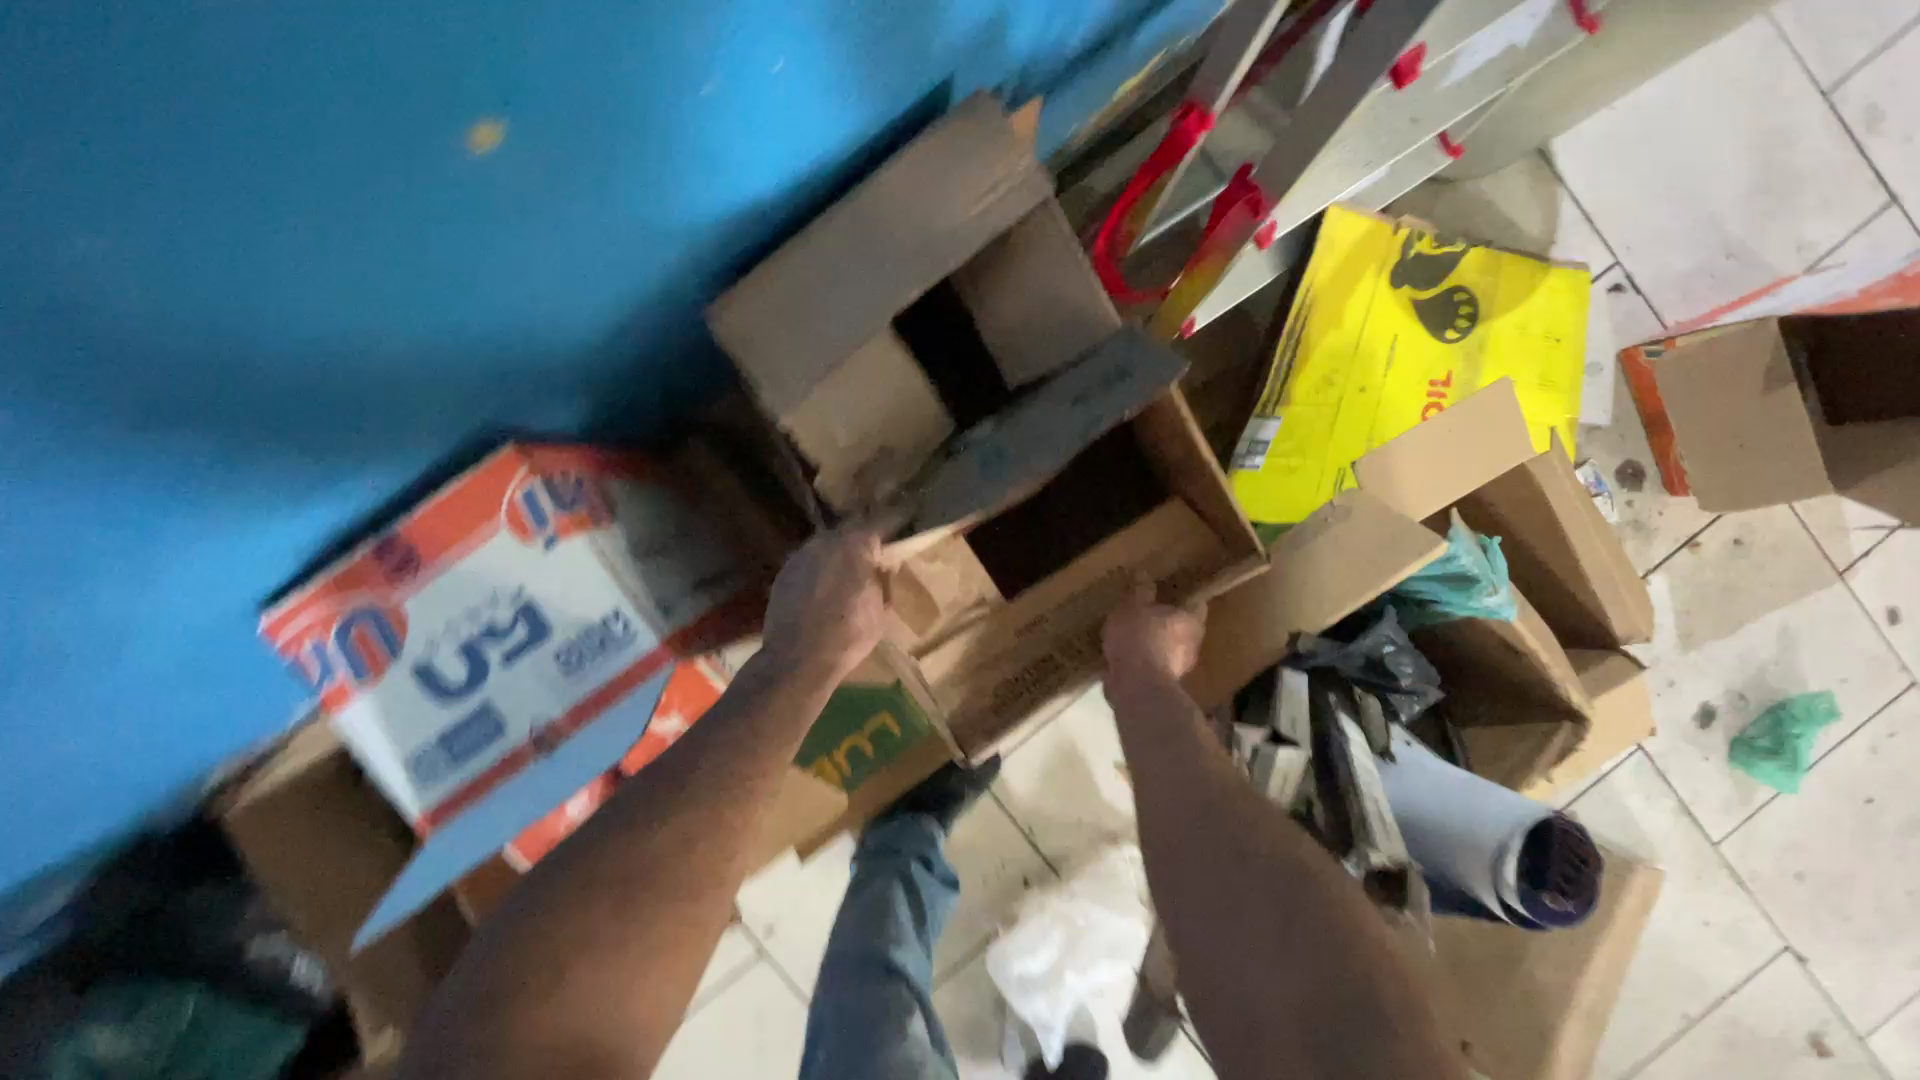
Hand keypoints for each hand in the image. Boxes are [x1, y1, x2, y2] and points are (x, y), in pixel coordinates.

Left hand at [760, 527, 887, 682]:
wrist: (797, 659)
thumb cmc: (849, 636)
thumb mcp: (882, 611)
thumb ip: (885, 581)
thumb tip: (885, 566)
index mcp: (857, 545)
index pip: (884, 521)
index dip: (899, 518)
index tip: (909, 516)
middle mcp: (827, 540)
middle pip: (853, 528)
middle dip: (867, 536)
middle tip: (878, 548)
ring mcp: (802, 554)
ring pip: (828, 543)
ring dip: (842, 551)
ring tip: (851, 568)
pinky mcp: (785, 570)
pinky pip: (811, 560)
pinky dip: (822, 566)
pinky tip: (826, 585)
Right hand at [1102, 578, 1205, 683]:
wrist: (1136, 687)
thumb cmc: (1140, 638)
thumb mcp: (1133, 606)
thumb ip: (1140, 591)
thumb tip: (1144, 574)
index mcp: (1191, 620)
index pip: (1197, 602)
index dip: (1185, 595)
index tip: (1170, 589)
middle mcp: (1192, 643)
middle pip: (1183, 626)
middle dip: (1167, 620)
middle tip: (1146, 610)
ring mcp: (1179, 667)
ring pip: (1168, 647)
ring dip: (1154, 642)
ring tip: (1130, 633)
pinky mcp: (1162, 684)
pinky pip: (1153, 665)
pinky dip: (1142, 660)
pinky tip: (1124, 655)